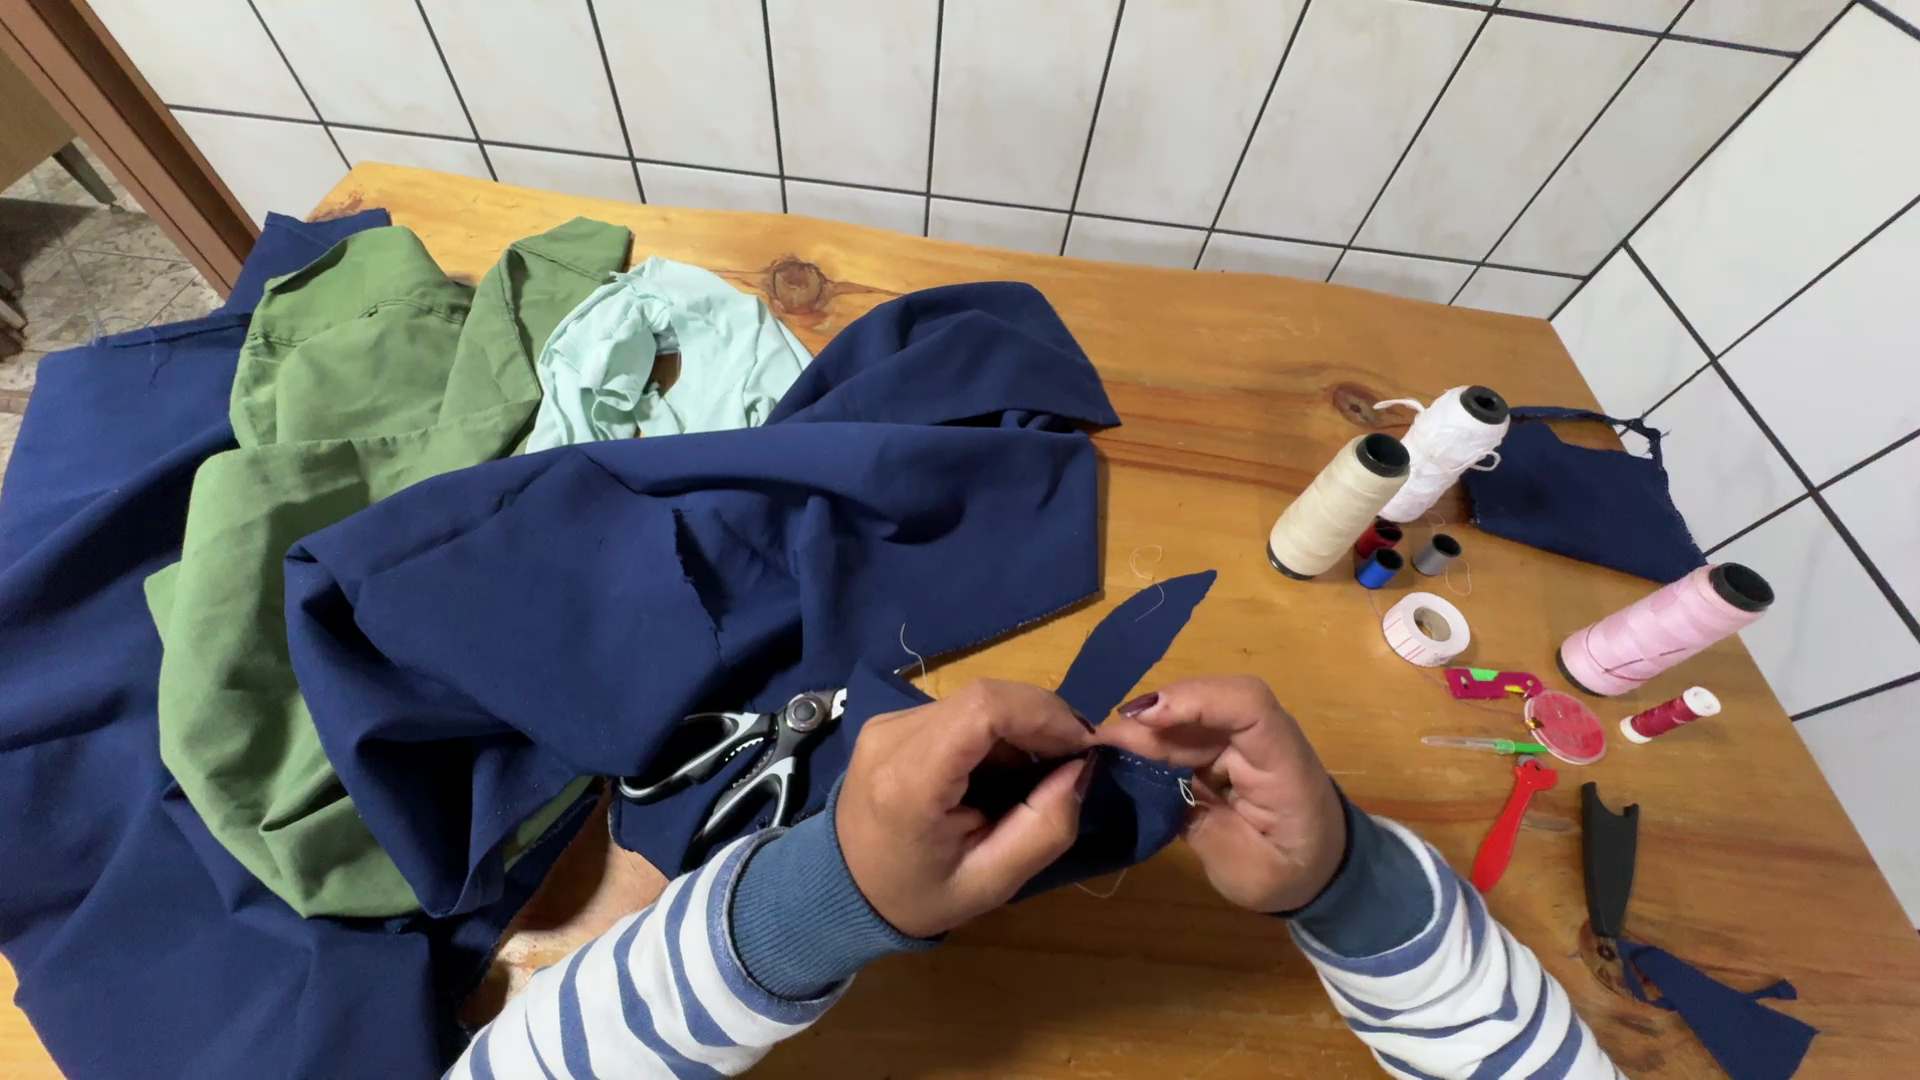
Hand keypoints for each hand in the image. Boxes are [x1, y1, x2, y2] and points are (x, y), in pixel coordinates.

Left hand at [836, 679, 1094, 937]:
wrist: (839, 889)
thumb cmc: (915, 895)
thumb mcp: (989, 883)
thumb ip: (1044, 827)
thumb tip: (1082, 766)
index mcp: (910, 779)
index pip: (984, 708)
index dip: (1044, 713)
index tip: (1084, 745)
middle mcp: (893, 734)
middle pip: (985, 697)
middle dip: (1042, 719)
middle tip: (1073, 759)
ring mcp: (889, 721)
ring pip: (976, 700)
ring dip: (1021, 726)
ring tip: (1038, 772)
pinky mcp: (893, 719)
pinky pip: (960, 709)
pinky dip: (996, 731)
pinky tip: (1002, 768)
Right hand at [1096, 676, 1345, 912]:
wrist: (1322, 871)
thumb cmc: (1291, 873)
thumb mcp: (1246, 871)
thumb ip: (1196, 823)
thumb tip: (1141, 785)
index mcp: (1283, 763)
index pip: (1247, 704)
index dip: (1193, 699)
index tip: (1144, 718)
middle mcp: (1262, 736)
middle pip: (1203, 704)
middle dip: (1149, 720)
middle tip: (1099, 744)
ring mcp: (1240, 737)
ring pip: (1184, 715)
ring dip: (1142, 731)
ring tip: (1102, 750)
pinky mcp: (1221, 745)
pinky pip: (1180, 731)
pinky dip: (1148, 741)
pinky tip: (1120, 754)